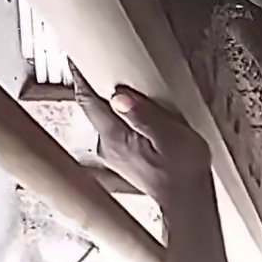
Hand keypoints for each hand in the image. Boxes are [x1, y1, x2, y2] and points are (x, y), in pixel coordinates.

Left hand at [74, 73, 213, 209]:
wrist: (187, 203)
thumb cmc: (183, 171)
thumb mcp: (172, 136)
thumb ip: (145, 115)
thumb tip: (119, 96)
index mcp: (115, 137)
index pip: (87, 101)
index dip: (79, 77)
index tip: (73, 57)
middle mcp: (106, 146)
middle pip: (92, 107)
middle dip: (93, 84)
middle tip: (97, 60)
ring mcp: (112, 154)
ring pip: (102, 118)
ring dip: (106, 100)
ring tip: (116, 80)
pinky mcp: (121, 158)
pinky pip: (112, 128)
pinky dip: (116, 114)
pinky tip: (130, 109)